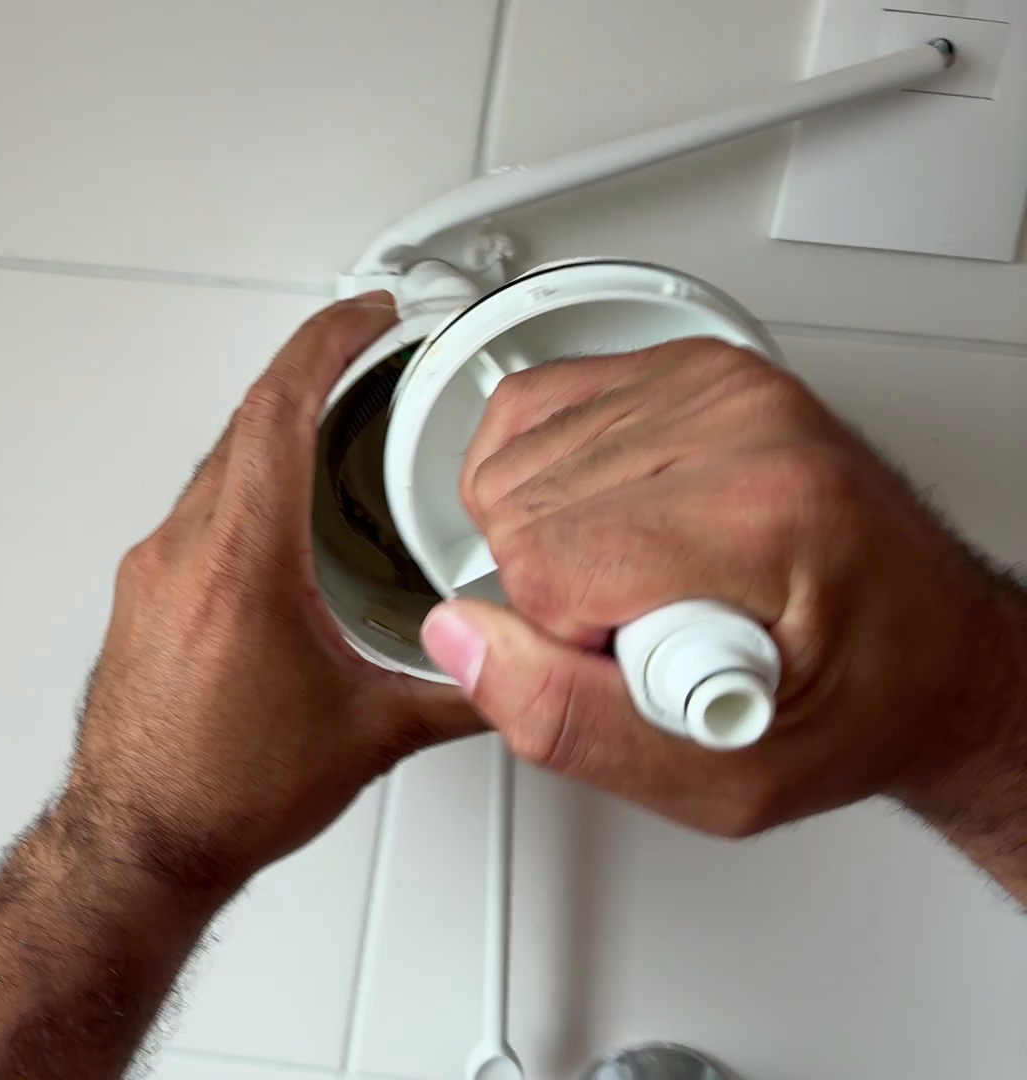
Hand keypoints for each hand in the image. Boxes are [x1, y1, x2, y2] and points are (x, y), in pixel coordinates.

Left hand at [60, 293, 479, 895]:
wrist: (141, 831)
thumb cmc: (220, 789)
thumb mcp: (365, 732)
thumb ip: (456, 693)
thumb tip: (506, 674)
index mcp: (238, 564)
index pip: (275, 411)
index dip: (322, 345)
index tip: (359, 316)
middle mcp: (181, 553)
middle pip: (244, 427)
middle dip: (304, 382)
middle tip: (356, 363)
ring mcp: (150, 570)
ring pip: (214, 469)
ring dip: (270, 439)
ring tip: (326, 435)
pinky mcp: (140, 593)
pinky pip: (193, 513)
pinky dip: (240, 491)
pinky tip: (274, 522)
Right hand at [418, 339, 1026, 846]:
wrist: (924, 644)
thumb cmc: (846, 704)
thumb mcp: (716, 779)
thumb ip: (562, 718)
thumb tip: (457, 634)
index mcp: (769, 515)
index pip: (545, 572)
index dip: (562, 641)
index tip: (645, 655)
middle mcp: (737, 423)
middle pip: (514, 519)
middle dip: (548, 592)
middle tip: (641, 617)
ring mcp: (700, 384)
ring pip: (502, 476)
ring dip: (537, 540)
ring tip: (626, 569)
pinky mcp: (665, 369)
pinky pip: (517, 413)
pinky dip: (521, 477)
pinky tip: (584, 513)